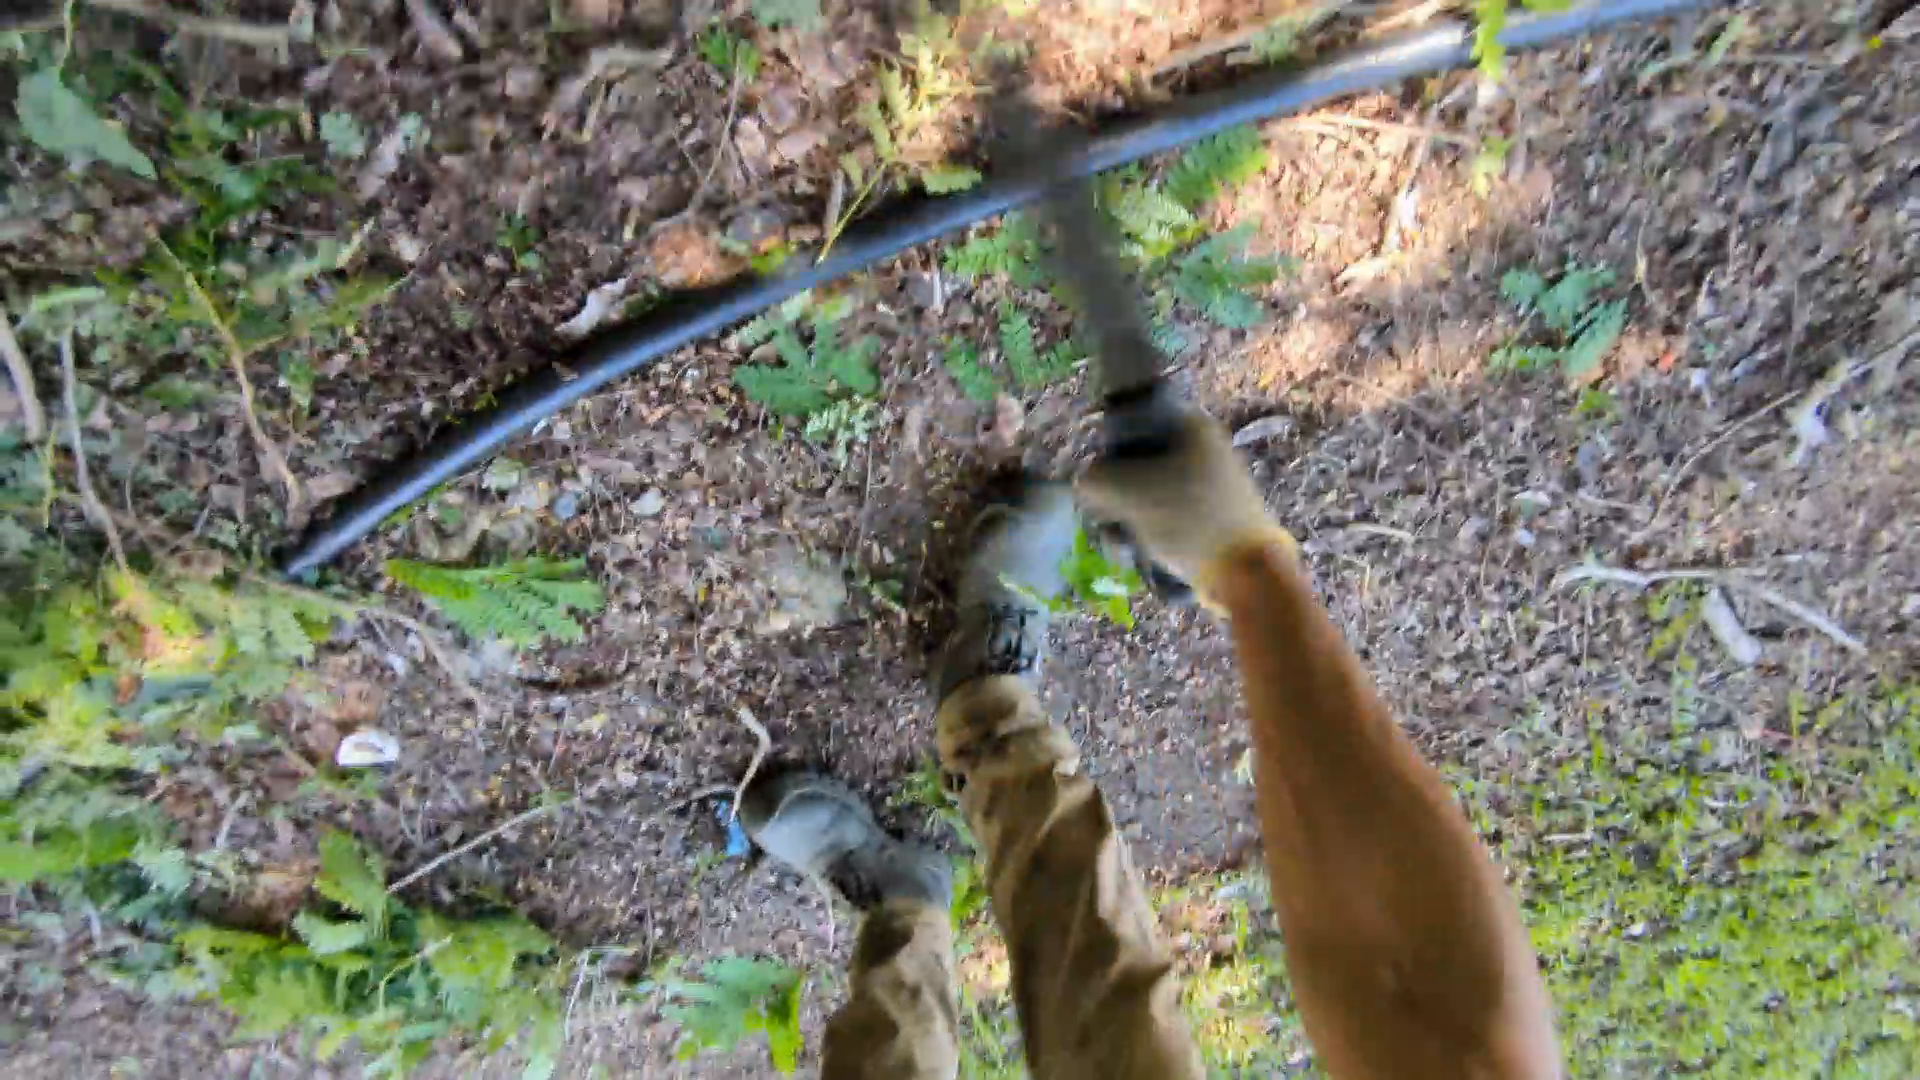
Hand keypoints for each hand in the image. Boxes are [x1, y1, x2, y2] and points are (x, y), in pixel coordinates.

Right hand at [1076, 409, 1292, 601]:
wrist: (1244, 571)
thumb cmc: (1186, 519)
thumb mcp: (1127, 492)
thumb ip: (1095, 479)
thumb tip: (1087, 482)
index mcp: (1191, 427)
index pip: (1133, 424)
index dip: (1108, 450)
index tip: (1099, 481)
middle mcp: (1203, 449)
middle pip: (1138, 463)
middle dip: (1115, 494)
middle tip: (1105, 517)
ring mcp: (1209, 485)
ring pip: (1148, 493)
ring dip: (1126, 517)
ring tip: (1120, 544)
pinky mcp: (1210, 517)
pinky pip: (1166, 515)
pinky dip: (1147, 531)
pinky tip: (1135, 554)